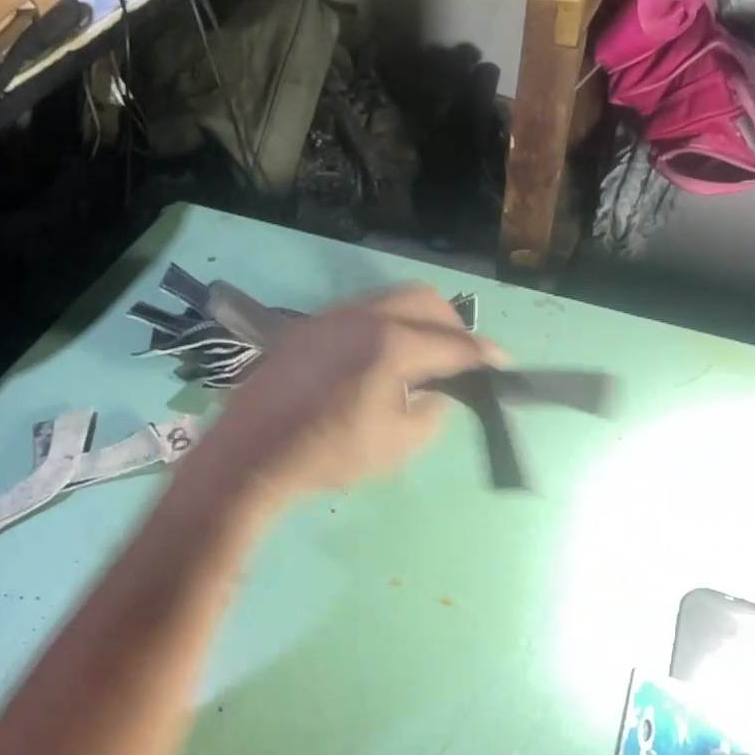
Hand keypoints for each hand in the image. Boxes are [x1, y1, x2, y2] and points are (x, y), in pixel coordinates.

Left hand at [182, 283, 504, 506]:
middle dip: (452, 326)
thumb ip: (430, 413)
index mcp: (393, 344)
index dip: (483, 355)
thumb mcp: (397, 445)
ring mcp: (332, 316)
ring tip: (422, 355)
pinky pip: (360, 313)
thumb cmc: (329, 454)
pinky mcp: (308, 327)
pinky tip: (378, 359)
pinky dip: (384, 326)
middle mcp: (365, 316)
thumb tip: (435, 393)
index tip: (502, 364)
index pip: (453, 343)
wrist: (252, 452)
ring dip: (416, 321)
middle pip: (425, 301)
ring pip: (389, 299)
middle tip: (461, 358)